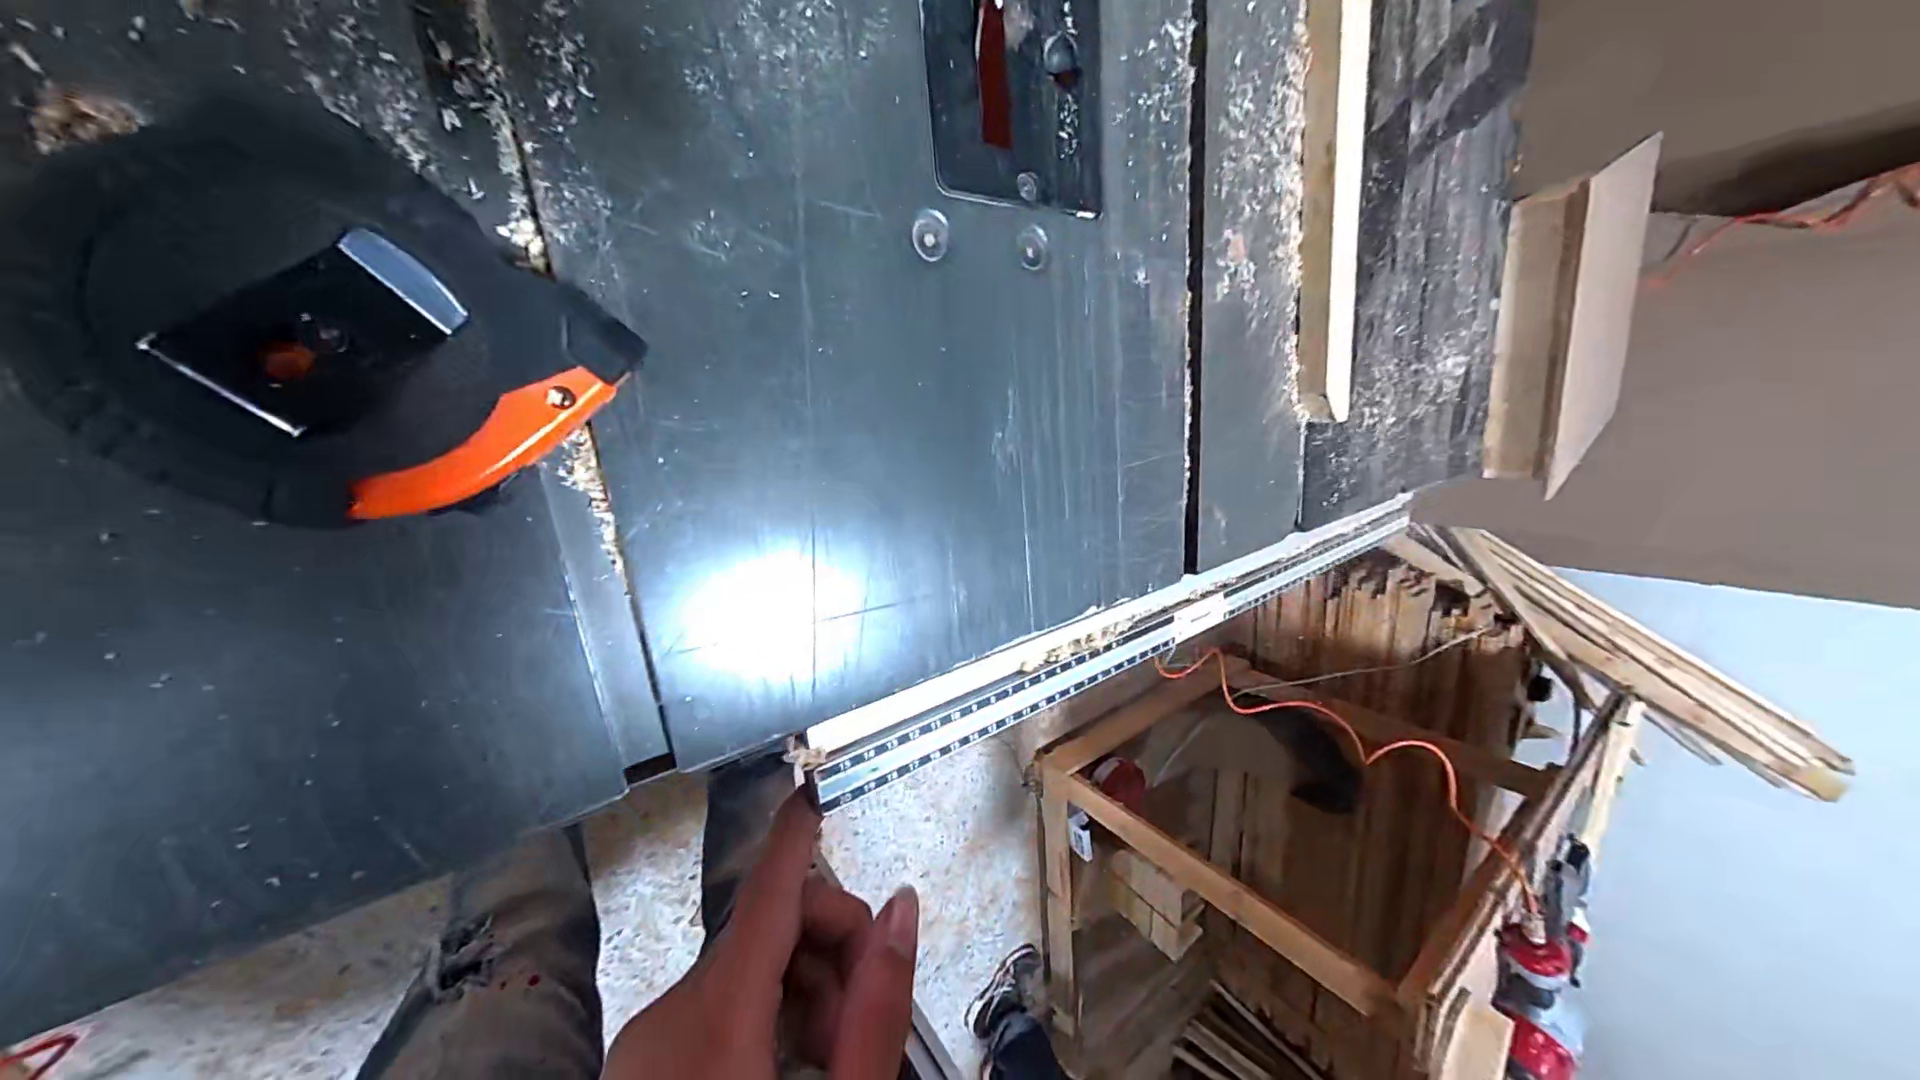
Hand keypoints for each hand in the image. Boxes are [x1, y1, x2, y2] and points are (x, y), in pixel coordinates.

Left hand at [603, 792, 918, 1079]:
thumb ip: (876, 1006)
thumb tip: (901, 907)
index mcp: (716, 1017)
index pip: (768, 894)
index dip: (796, 835)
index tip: (812, 790)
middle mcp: (672, 1011)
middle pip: (769, 928)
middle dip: (831, 947)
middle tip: (865, 1010)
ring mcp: (650, 1039)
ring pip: (748, 964)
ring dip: (804, 985)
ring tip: (832, 1052)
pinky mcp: (645, 1060)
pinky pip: (721, 1001)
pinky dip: (767, 1010)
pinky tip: (791, 1062)